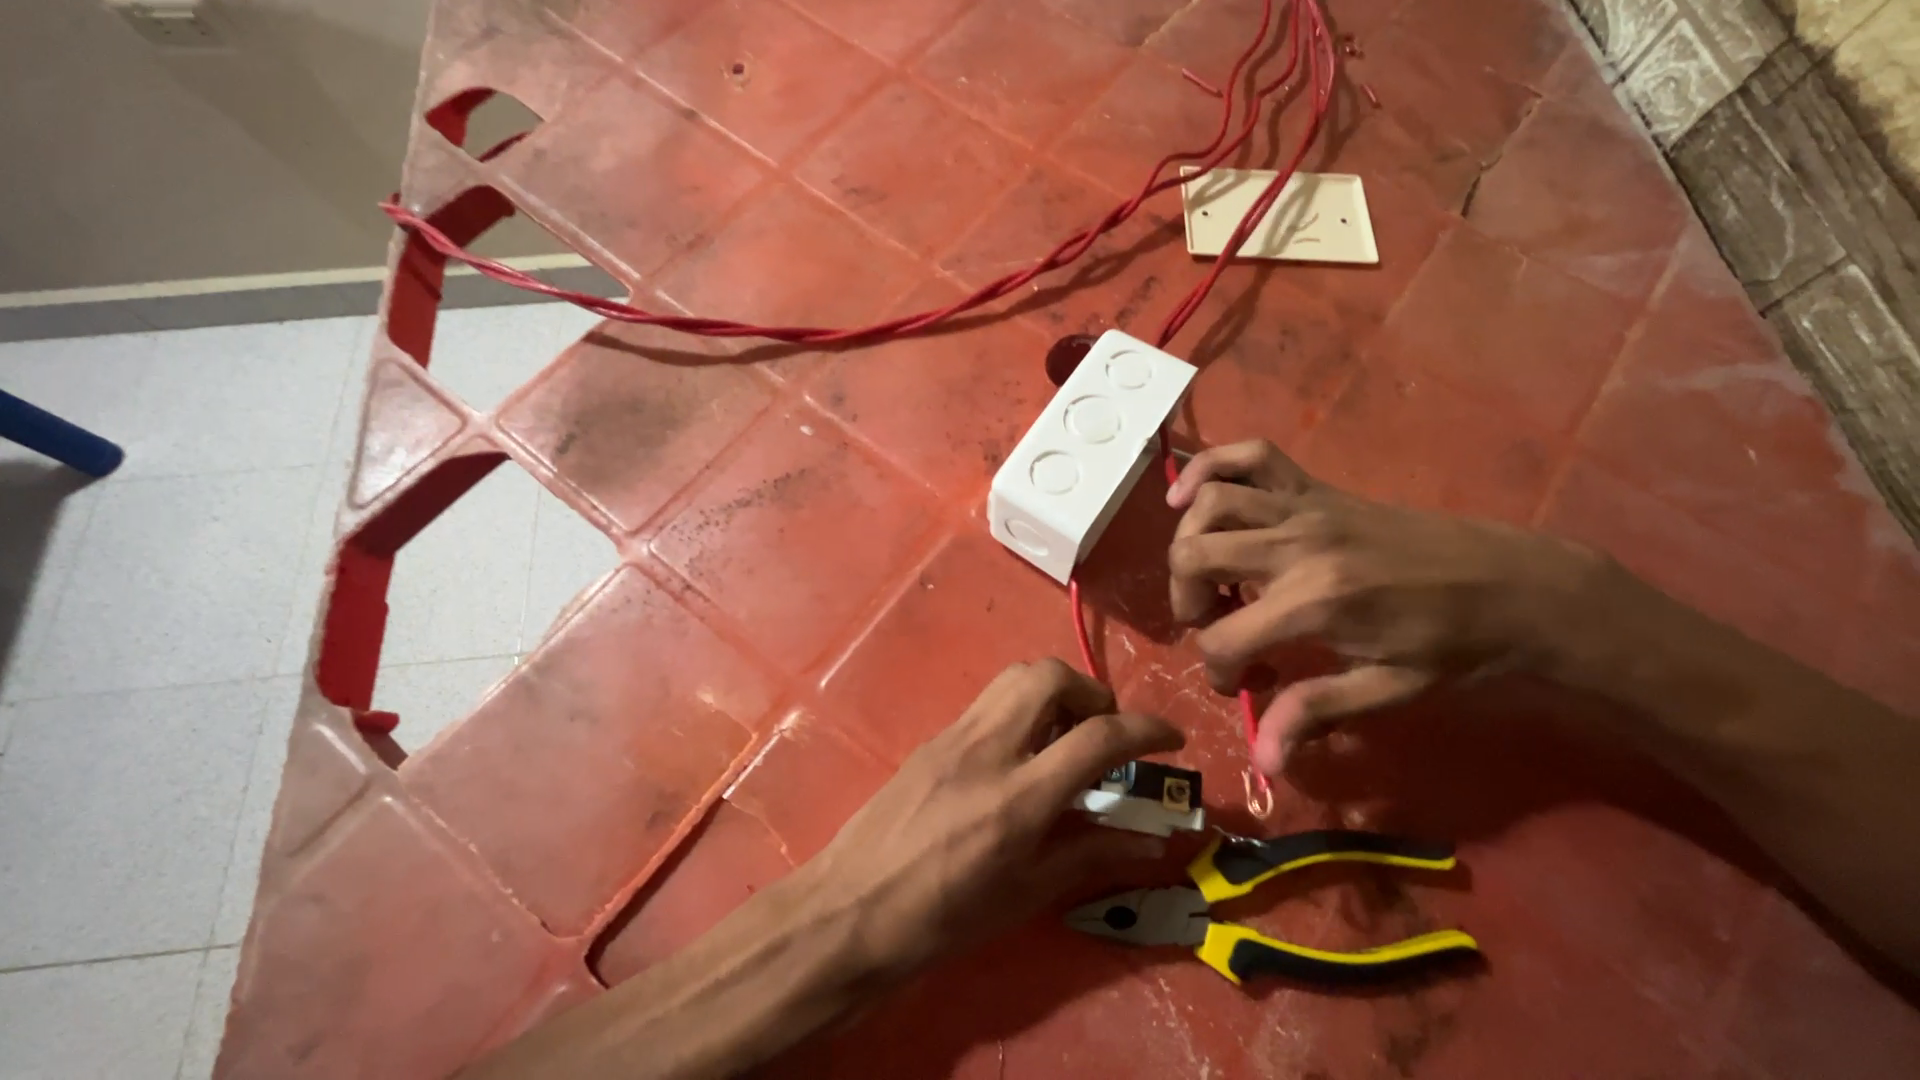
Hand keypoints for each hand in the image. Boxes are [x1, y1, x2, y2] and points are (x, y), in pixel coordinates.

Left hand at [796, 659, 1183, 979]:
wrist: (849, 912)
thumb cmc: (941, 920)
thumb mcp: (1024, 894)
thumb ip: (1089, 853)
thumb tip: (1150, 839)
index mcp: (1018, 799)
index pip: (1098, 737)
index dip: (1147, 729)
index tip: (1171, 738)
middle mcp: (987, 751)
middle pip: (1049, 676)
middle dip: (1092, 692)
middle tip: (1104, 730)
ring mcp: (952, 737)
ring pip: (1014, 677)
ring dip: (1053, 691)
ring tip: (1064, 737)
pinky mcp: (930, 739)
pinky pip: (987, 703)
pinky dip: (1019, 710)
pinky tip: (1019, 756)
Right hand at [1166, 440, 1607, 773]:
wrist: (1516, 586)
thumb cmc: (1453, 647)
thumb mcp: (1387, 689)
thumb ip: (1313, 712)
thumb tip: (1261, 763)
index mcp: (1315, 603)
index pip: (1223, 639)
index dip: (1219, 672)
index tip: (1245, 684)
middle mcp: (1297, 545)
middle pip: (1193, 557)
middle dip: (1186, 602)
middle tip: (1216, 623)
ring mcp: (1306, 507)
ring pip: (1210, 503)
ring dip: (1189, 541)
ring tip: (1208, 573)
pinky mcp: (1318, 487)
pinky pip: (1251, 455)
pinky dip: (1211, 466)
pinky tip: (1190, 495)